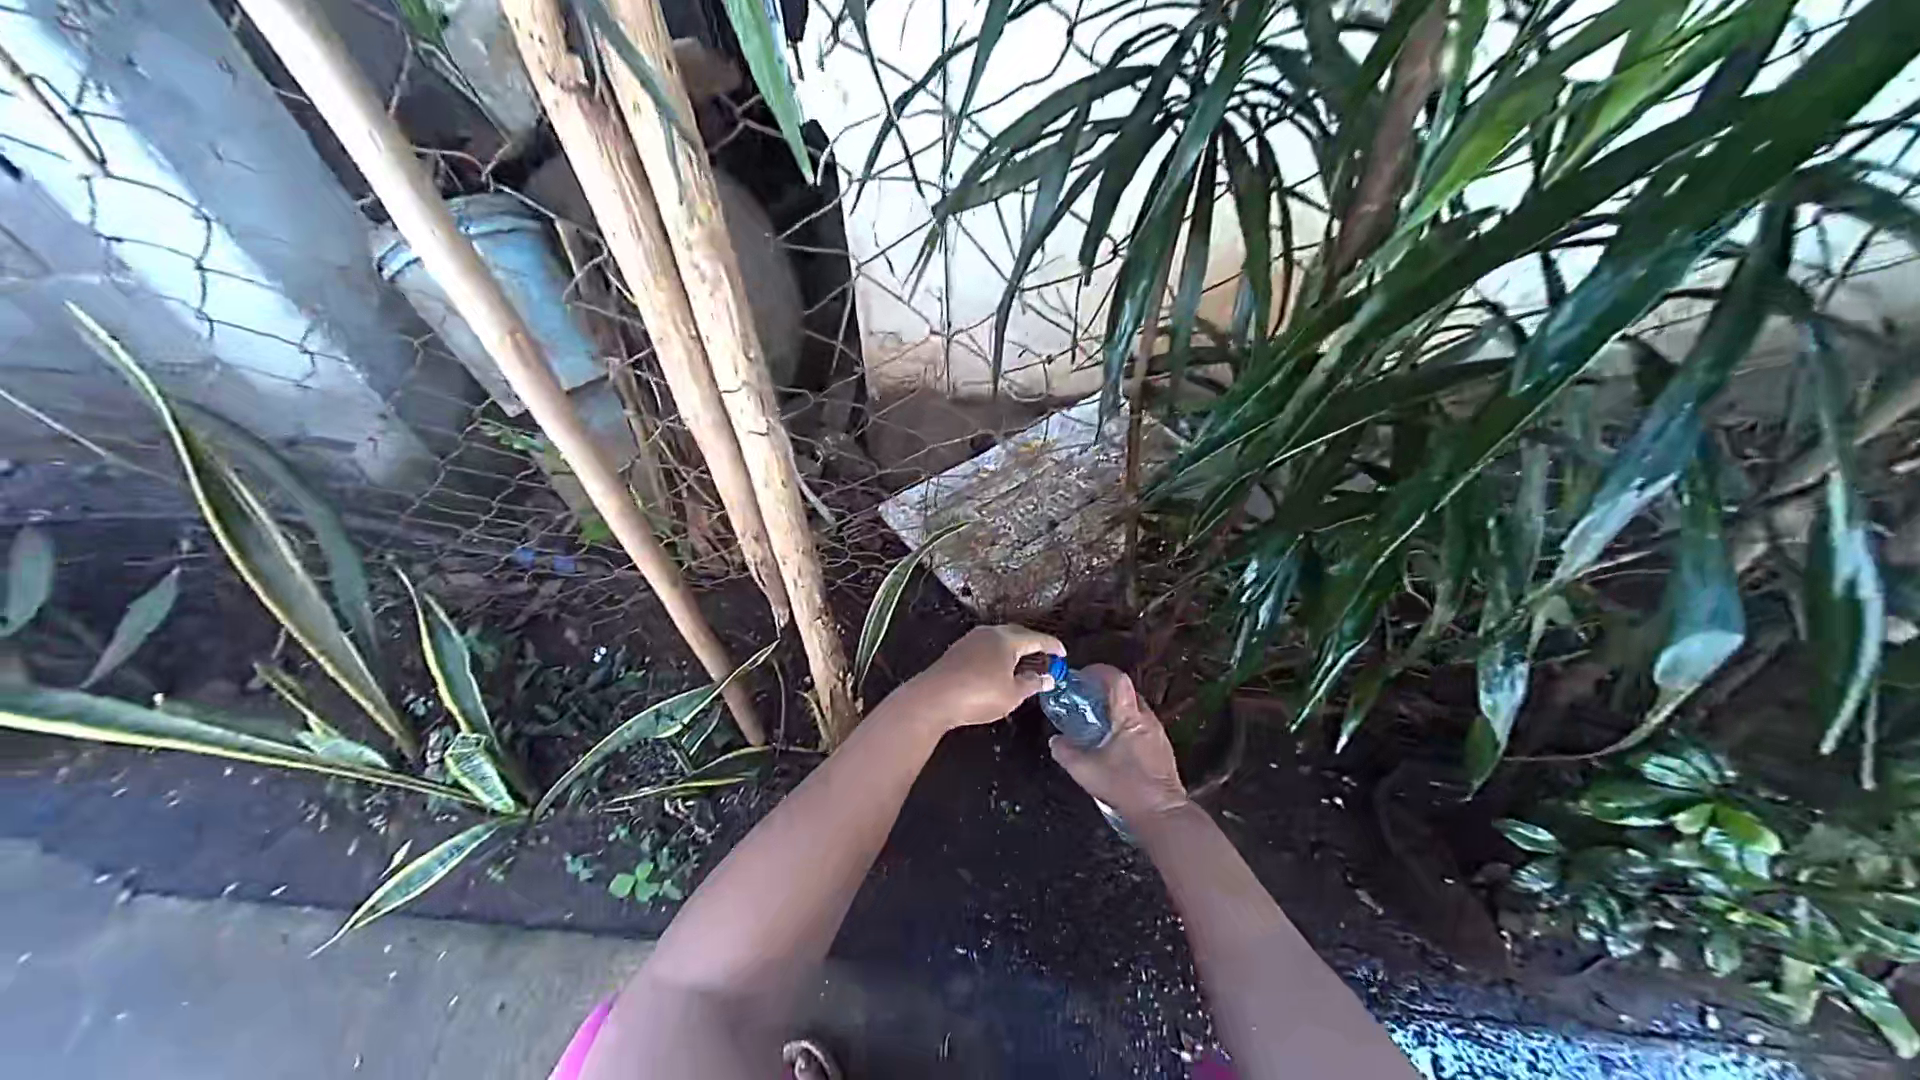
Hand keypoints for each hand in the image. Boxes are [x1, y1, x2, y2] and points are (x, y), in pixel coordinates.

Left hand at [890, 624, 1064, 729]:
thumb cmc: (978, 695)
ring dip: (1015, 650)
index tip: (1063, 653)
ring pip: (1000, 640)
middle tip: (1046, 658)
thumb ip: (1032, 684)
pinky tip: (1000, 670)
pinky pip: (987, 648)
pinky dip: (999, 656)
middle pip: (1018, 635)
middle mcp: (989, 633)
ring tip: (1025, 665)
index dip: (1052, 646)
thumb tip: (1047, 677)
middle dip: (1033, 645)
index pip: (1037, 638)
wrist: (933, 698)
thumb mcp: (1012, 694)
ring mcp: (971, 640)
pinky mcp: (958, 651)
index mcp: (1007, 639)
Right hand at [1048, 665, 1189, 819]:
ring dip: (1117, 708)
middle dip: (1105, 690)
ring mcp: (1158, 734)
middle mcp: (1147, 720)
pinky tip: (1114, 742)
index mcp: (1129, 718)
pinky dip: (1127, 725)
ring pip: (1136, 709)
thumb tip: (1055, 741)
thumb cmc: (1125, 788)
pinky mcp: (1162, 749)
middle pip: (1127, 692)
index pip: (1117, 679)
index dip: (1099, 671)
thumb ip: (1065, 752)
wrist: (1162, 814)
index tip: (1083, 676)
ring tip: (1097, 720)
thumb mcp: (1085, 770)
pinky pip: (1142, 726)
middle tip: (1085, 698)